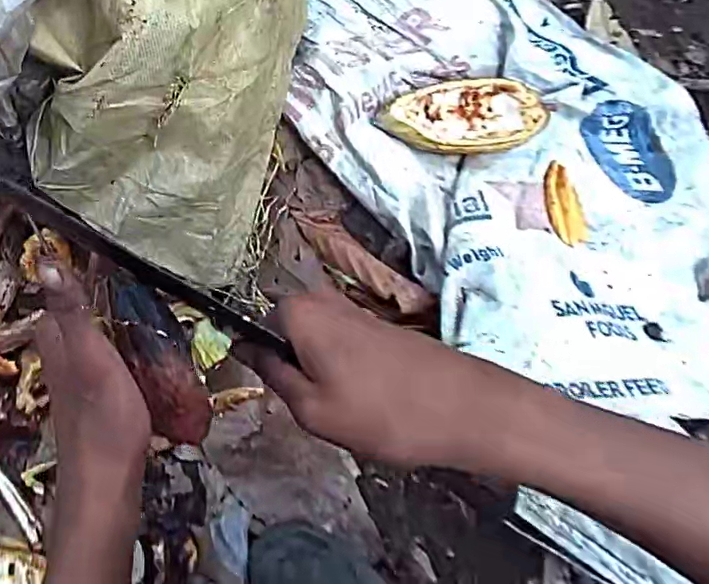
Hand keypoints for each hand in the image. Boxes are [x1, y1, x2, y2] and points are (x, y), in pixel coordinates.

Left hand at [34, 260, 147, 582]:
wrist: (108, 489)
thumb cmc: (102, 419)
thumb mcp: (89, 355)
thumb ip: (71, 310)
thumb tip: (47, 261)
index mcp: (54, 335)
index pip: (60, 282)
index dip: (78, 256)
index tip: (105, 231)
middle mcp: (60, 347)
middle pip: (77, 300)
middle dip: (100, 276)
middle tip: (134, 251)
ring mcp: (78, 368)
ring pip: (93, 321)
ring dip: (112, 302)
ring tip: (145, 279)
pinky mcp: (97, 386)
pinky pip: (108, 343)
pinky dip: (122, 329)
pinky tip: (144, 328)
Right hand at [245, 288, 538, 474]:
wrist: (464, 407)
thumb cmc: (381, 411)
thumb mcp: (312, 409)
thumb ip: (271, 374)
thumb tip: (244, 347)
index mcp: (295, 310)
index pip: (253, 327)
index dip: (260, 360)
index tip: (281, 391)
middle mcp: (317, 297)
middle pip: (283, 332)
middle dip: (292, 365)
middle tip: (315, 404)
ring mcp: (346, 306)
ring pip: (310, 340)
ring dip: (317, 369)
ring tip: (346, 404)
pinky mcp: (371, 320)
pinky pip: (335, 341)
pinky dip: (342, 367)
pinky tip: (367, 397)